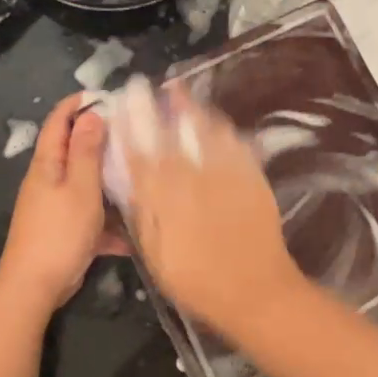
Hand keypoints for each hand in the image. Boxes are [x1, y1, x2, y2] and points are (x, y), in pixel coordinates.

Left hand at [0, 94, 127, 308]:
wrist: (34, 287)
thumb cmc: (59, 231)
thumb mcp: (80, 188)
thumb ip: (87, 151)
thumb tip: (90, 115)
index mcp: (47, 164)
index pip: (58, 122)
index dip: (77, 104)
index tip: (106, 96)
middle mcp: (48, 181)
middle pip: (74, 151)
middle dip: (101, 140)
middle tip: (134, 132)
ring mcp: (55, 207)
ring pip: (86, 184)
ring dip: (110, 181)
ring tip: (142, 176)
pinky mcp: (65, 231)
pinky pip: (91, 217)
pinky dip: (110, 222)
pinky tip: (134, 232)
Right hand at [111, 78, 304, 332]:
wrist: (256, 289)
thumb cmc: (199, 281)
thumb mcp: (158, 254)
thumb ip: (145, 214)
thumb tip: (133, 182)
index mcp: (166, 197)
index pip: (142, 155)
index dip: (130, 129)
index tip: (121, 108)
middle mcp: (194, 177)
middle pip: (171, 136)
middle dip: (156, 109)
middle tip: (147, 87)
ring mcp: (226, 174)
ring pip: (205, 133)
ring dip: (190, 110)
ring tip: (180, 92)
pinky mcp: (252, 177)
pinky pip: (235, 144)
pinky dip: (222, 129)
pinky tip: (217, 122)